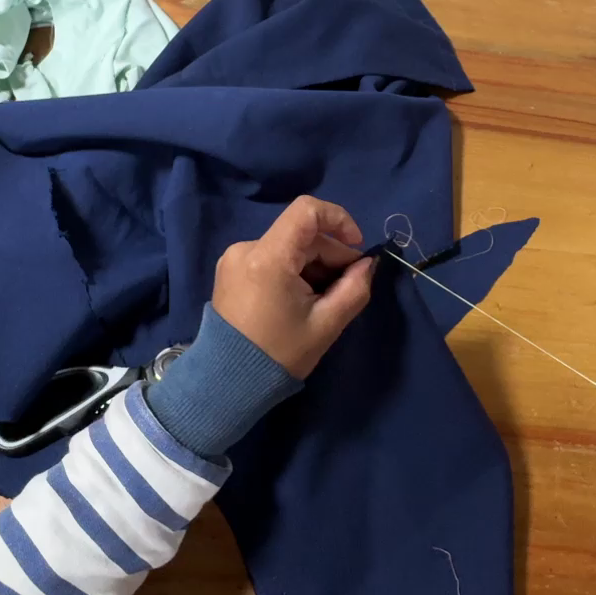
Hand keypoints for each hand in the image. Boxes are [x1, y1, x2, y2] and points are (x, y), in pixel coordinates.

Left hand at [211, 196, 375, 378]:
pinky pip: (272, 257)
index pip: (307, 210)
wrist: (227, 383)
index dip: (339, 219)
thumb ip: (354, 288)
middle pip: (301, 234)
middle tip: (348, 287)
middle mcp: (246, 248)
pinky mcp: (230, 270)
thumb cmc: (279, 354)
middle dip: (331, 254)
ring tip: (323, 300)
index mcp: (268, 257)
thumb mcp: (326, 324)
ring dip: (314, 265)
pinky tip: (301, 299)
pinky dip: (294, 270)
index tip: (357, 247)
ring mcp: (234, 258)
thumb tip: (368, 264)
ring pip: (289, 246)